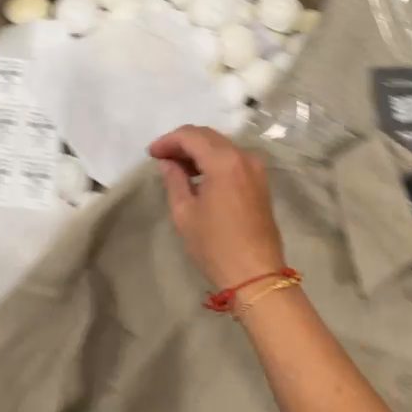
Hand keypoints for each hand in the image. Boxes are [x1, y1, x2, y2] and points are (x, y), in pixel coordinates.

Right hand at [148, 125, 284, 289]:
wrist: (256, 275)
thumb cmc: (215, 245)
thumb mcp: (185, 213)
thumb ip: (174, 180)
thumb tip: (168, 162)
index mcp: (224, 161)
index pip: (191, 136)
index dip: (168, 141)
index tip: (151, 154)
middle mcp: (243, 157)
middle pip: (208, 136)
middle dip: (183, 143)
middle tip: (162, 158)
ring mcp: (256, 169)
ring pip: (222, 146)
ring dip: (199, 151)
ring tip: (177, 168)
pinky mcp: (261, 182)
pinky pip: (233, 159)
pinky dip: (214, 161)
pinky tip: (200, 176)